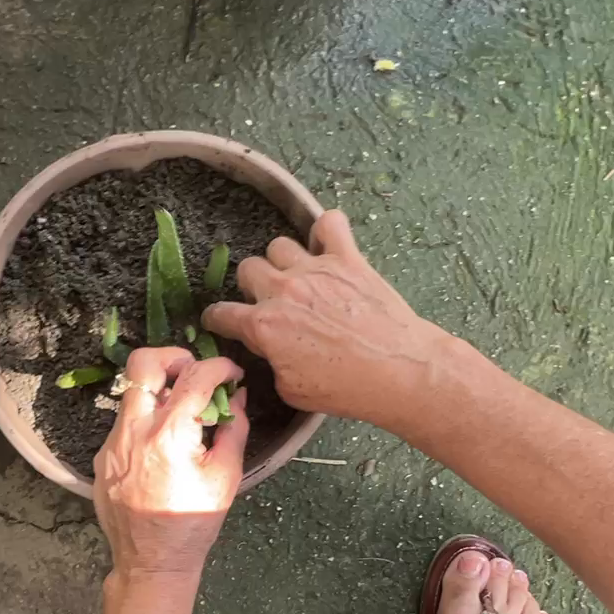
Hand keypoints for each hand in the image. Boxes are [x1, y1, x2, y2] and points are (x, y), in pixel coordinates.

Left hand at [93, 348, 248, 580]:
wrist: (151, 561)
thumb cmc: (193, 524)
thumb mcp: (225, 477)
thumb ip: (233, 429)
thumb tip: (236, 398)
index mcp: (169, 435)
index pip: (194, 377)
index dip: (219, 366)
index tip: (231, 372)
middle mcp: (134, 431)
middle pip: (143, 363)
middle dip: (173, 356)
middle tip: (192, 371)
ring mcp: (112, 442)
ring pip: (132, 393)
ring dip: (159, 391)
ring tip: (181, 414)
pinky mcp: (102, 456)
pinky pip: (124, 422)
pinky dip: (146, 421)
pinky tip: (162, 446)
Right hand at [202, 209, 458, 429]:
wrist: (397, 370)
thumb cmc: (344, 389)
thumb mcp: (291, 390)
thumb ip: (272, 361)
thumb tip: (272, 348)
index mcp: (263, 326)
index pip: (222, 314)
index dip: (216, 319)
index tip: (219, 320)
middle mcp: (283, 290)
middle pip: (248, 269)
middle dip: (252, 286)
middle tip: (268, 302)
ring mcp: (315, 269)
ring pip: (279, 245)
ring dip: (284, 261)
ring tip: (298, 278)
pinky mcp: (348, 258)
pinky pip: (329, 223)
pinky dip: (326, 232)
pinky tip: (329, 249)